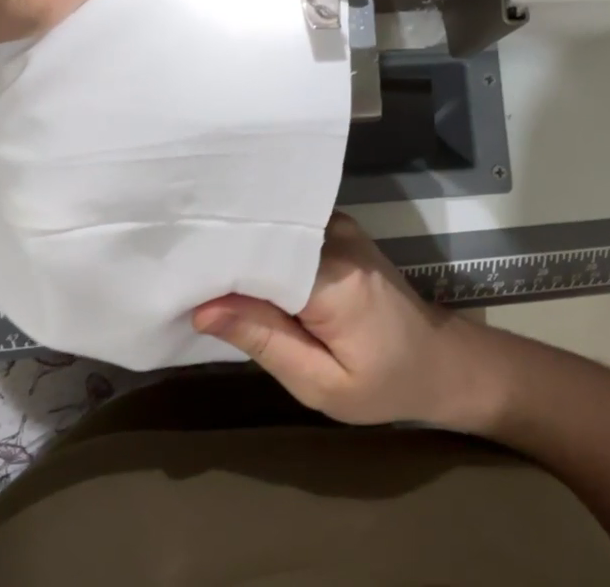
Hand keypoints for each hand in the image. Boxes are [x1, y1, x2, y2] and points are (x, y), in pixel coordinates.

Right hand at [193, 214, 491, 427]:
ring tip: (190, 256)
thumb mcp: (322, 383)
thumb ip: (265, 341)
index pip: (259, 256)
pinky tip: (230, 257)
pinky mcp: (335, 228)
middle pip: (264, 233)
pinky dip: (259, 243)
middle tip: (168, 260)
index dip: (214, 266)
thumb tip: (202, 309)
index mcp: (335, 277)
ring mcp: (338, 225)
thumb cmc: (385, 383)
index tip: (171, 272)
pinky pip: (286, 229)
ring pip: (272, 226)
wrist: (440, 360)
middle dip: (219, 249)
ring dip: (237, 244)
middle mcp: (336, 236)